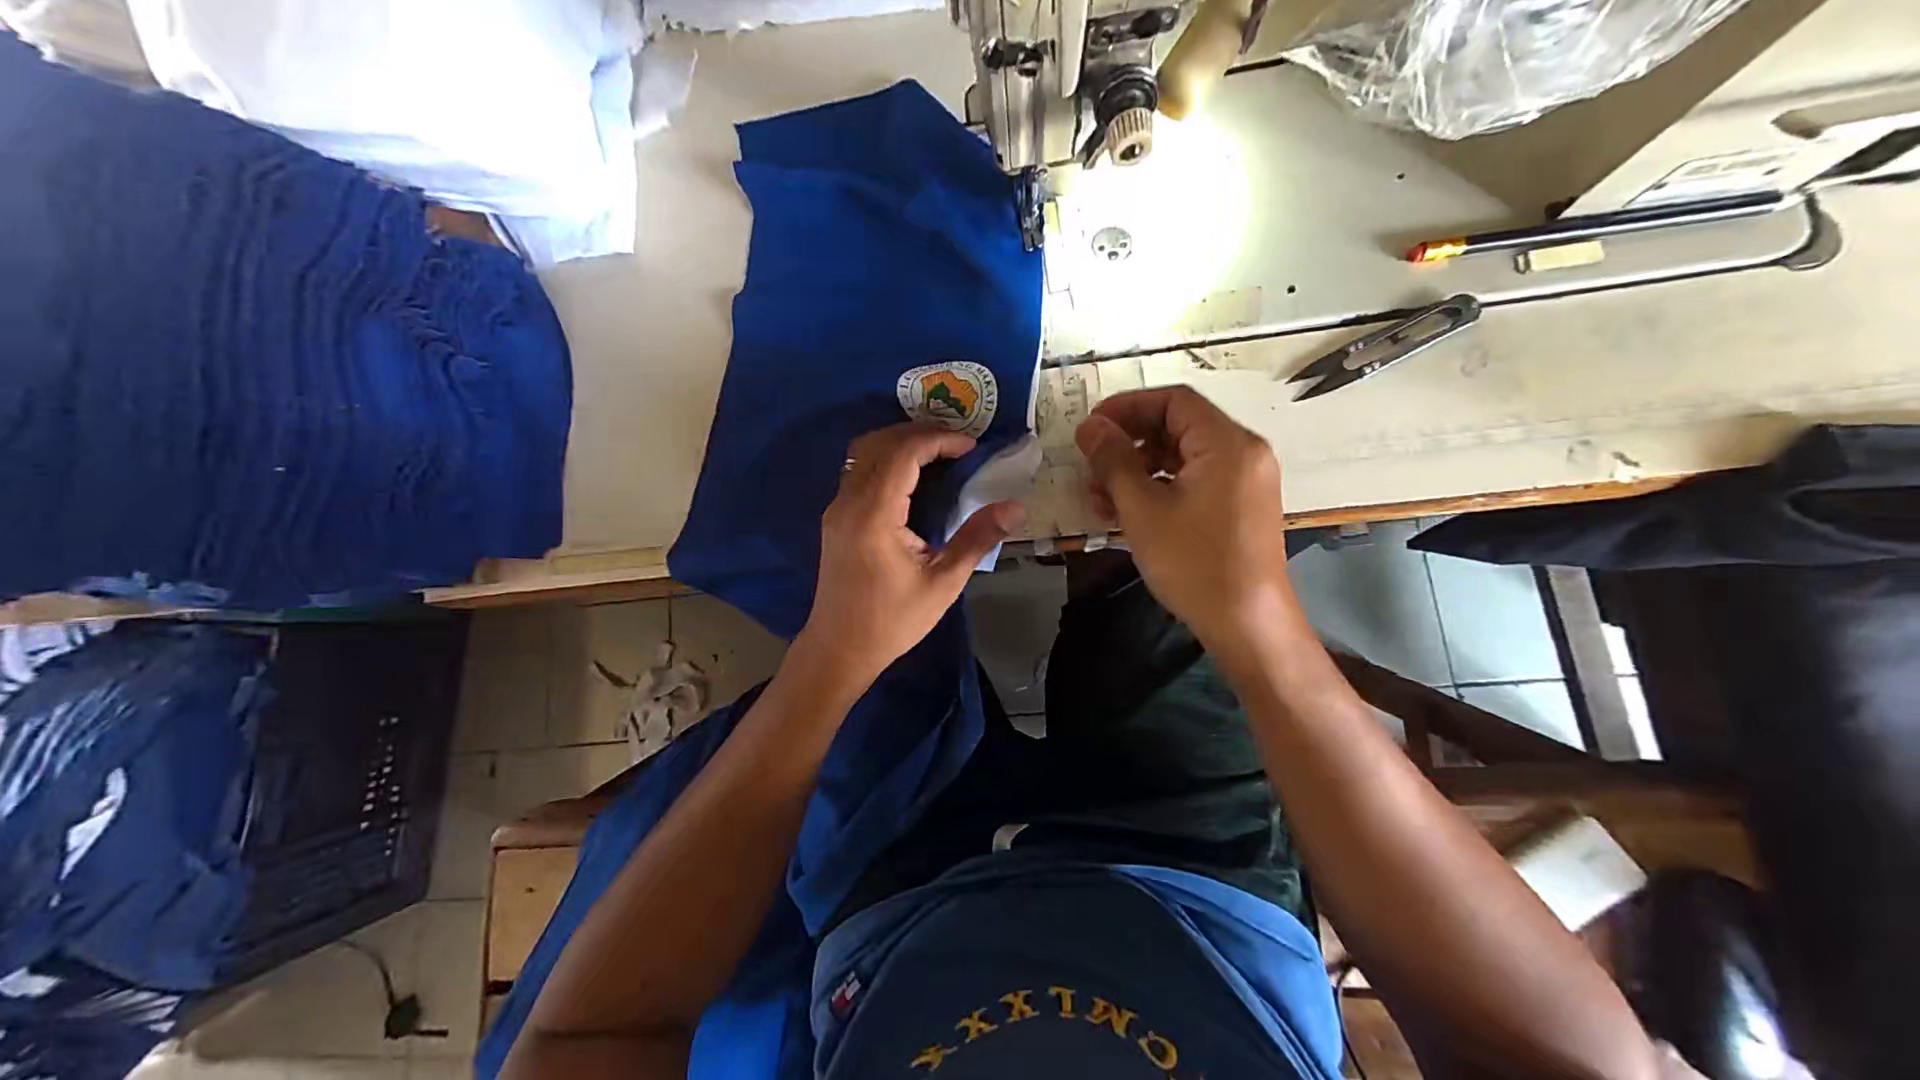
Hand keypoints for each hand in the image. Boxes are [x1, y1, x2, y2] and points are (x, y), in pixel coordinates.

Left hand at [797, 423, 1024, 686]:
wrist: (839, 649)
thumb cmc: (892, 621)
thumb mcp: (943, 583)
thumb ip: (977, 538)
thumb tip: (1016, 507)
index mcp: (874, 515)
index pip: (903, 454)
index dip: (939, 440)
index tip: (972, 447)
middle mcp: (848, 502)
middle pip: (880, 443)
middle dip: (920, 433)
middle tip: (958, 443)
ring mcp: (836, 508)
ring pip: (864, 453)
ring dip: (900, 443)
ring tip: (939, 452)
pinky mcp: (835, 518)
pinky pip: (859, 470)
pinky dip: (886, 459)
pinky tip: (913, 476)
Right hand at [1075, 386, 1296, 651]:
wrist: (1246, 624)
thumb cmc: (1194, 563)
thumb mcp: (1143, 509)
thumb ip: (1113, 460)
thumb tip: (1089, 426)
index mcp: (1227, 443)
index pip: (1173, 400)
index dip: (1126, 407)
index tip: (1090, 428)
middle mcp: (1243, 453)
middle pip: (1177, 427)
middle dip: (1128, 443)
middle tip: (1089, 465)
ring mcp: (1243, 482)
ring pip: (1181, 458)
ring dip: (1137, 470)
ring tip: (1098, 497)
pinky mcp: (1237, 508)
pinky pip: (1193, 482)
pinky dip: (1158, 489)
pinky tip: (1124, 512)